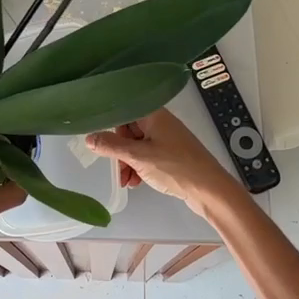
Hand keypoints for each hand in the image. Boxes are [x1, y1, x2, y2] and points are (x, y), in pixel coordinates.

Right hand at [85, 109, 239, 214]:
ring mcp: (167, 137)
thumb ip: (111, 146)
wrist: (209, 188)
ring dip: (128, 162)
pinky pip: (148, 155)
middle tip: (117, 169)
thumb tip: (89, 137)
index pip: (123, 110)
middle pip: (129, 130)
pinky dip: (140, 166)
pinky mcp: (172, 153)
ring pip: (137, 145)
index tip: (99, 141)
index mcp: (153, 114)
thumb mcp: (138, 157)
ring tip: (127, 181)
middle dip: (119, 150)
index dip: (110, 125)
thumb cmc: (175, 167)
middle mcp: (160, 121)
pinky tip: (137, 182)